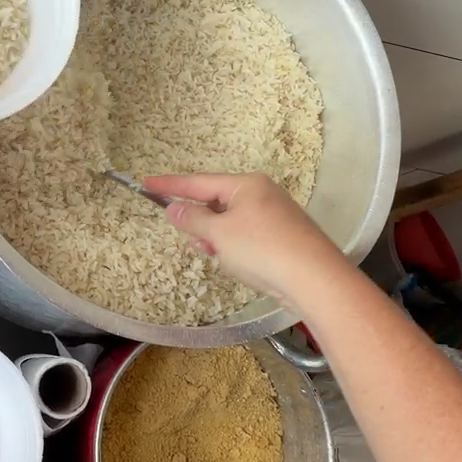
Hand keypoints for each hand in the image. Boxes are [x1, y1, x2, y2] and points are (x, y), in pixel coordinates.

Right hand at [146, 173, 348, 306]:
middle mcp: (262, 194)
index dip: (170, 185)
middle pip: (216, 202)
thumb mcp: (219, 234)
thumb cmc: (262, 249)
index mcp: (246, 184)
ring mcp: (275, 216)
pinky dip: (234, 248)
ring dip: (217, 239)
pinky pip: (246, 237)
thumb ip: (193, 219)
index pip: (199, 182)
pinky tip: (238, 264)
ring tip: (220, 257)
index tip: (146, 182)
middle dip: (201, 223)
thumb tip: (174, 208)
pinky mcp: (283, 238)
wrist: (315, 280)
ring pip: (230, 223)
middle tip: (197, 242)